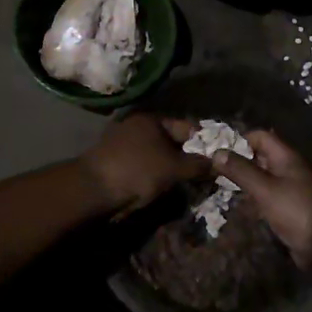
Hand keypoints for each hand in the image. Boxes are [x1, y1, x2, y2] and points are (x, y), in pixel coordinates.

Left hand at [80, 114, 208, 216]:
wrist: (92, 192)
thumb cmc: (138, 172)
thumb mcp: (175, 169)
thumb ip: (200, 165)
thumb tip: (219, 164)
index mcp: (152, 119)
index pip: (188, 128)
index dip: (205, 144)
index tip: (218, 159)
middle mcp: (137, 126)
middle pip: (173, 141)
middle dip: (189, 157)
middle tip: (205, 174)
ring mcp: (124, 143)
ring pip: (159, 154)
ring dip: (173, 167)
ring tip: (188, 183)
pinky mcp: (115, 161)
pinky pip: (145, 164)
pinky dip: (156, 173)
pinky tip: (165, 186)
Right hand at [211, 130, 311, 267]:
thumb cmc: (294, 209)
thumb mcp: (264, 189)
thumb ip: (241, 170)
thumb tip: (217, 152)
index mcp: (286, 156)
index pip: (260, 136)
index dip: (239, 140)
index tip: (218, 152)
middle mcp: (287, 167)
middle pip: (259, 156)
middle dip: (238, 161)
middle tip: (213, 170)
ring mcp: (288, 186)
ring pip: (261, 175)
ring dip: (243, 179)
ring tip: (219, 185)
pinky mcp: (287, 204)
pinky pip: (266, 193)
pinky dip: (252, 195)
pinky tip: (237, 203)